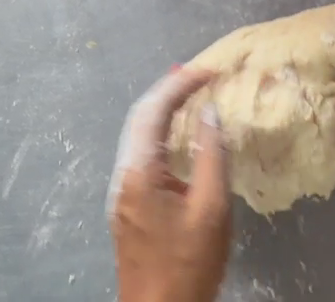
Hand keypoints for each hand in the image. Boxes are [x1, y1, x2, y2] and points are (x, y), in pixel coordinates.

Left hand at [109, 68, 231, 301]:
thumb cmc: (189, 263)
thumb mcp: (211, 207)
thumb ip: (211, 154)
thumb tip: (209, 111)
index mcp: (140, 171)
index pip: (155, 110)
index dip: (181, 84)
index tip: (209, 70)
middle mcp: (124, 175)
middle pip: (140, 117)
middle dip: (169, 89)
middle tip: (199, 74)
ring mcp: (122, 191)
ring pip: (138, 134)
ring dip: (163, 109)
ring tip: (190, 92)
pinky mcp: (128, 205)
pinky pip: (142, 153)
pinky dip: (161, 132)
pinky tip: (179, 134)